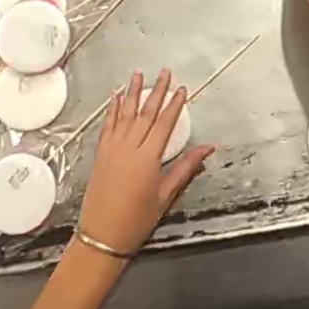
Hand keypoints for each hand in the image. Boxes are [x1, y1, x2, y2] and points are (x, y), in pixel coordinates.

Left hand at [77, 69, 214, 255]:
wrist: (101, 235)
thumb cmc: (137, 220)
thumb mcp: (166, 195)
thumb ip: (186, 168)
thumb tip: (208, 149)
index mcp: (148, 158)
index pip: (164, 123)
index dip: (175, 105)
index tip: (182, 89)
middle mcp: (129, 148)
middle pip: (145, 113)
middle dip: (157, 91)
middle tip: (165, 72)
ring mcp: (112, 149)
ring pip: (124, 114)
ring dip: (132, 93)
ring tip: (137, 74)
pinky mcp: (100, 155)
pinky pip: (107, 126)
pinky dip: (112, 110)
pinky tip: (115, 98)